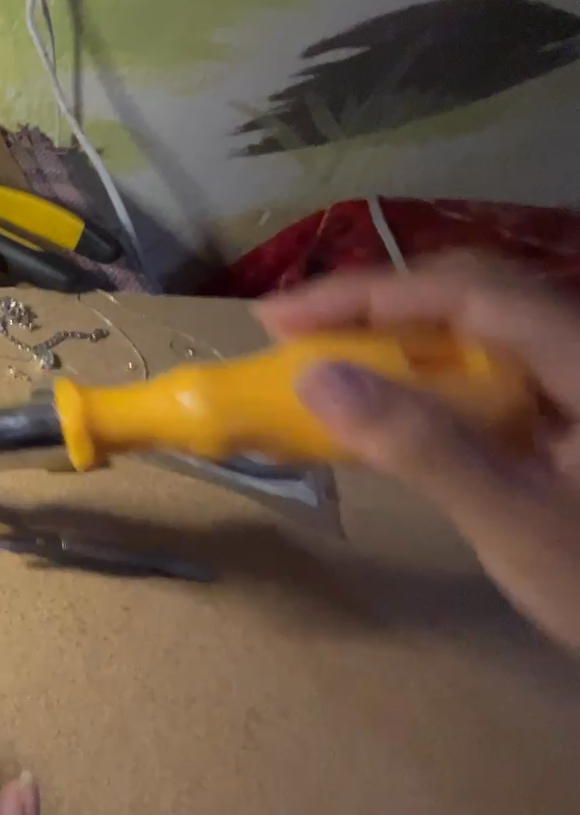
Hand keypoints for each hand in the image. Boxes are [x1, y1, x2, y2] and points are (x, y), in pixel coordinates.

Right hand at [258, 253, 579, 652]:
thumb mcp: (521, 528)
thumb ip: (425, 448)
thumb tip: (315, 377)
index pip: (470, 294)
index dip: (364, 295)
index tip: (273, 320)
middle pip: (477, 294)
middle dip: (376, 306)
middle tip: (295, 336)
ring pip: (485, 327)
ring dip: (395, 337)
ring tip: (327, 364)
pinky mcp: (579, 417)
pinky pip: (496, 364)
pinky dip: (427, 370)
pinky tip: (392, 402)